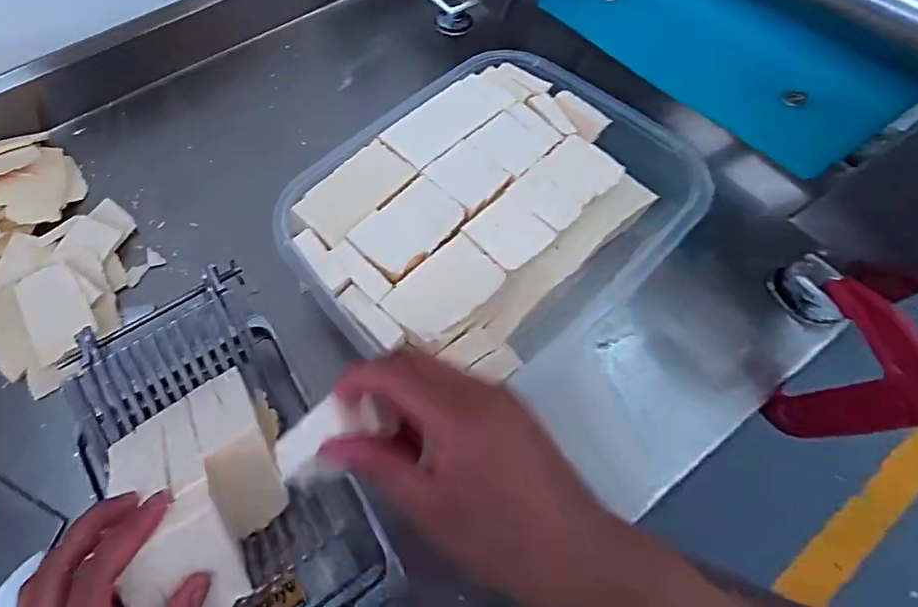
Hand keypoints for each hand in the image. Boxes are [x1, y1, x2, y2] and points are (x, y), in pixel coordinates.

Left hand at [18, 491, 212, 606]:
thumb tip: (198, 578)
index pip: (102, 562)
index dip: (132, 528)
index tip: (158, 502)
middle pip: (64, 553)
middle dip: (99, 518)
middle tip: (132, 501)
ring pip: (44, 569)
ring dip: (77, 540)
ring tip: (110, 526)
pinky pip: (38, 590)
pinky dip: (62, 568)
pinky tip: (85, 568)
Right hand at [320, 351, 739, 606]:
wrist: (587, 558)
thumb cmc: (501, 538)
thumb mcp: (429, 508)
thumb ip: (376, 465)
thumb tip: (330, 446)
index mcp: (454, 412)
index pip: (390, 371)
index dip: (355, 379)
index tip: (336, 404)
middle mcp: (476, 389)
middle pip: (409, 359)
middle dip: (377, 381)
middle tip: (364, 422)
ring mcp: (498, 394)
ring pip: (432, 368)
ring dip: (404, 390)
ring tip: (400, 440)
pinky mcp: (511, 406)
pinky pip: (456, 383)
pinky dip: (430, 398)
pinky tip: (434, 443)